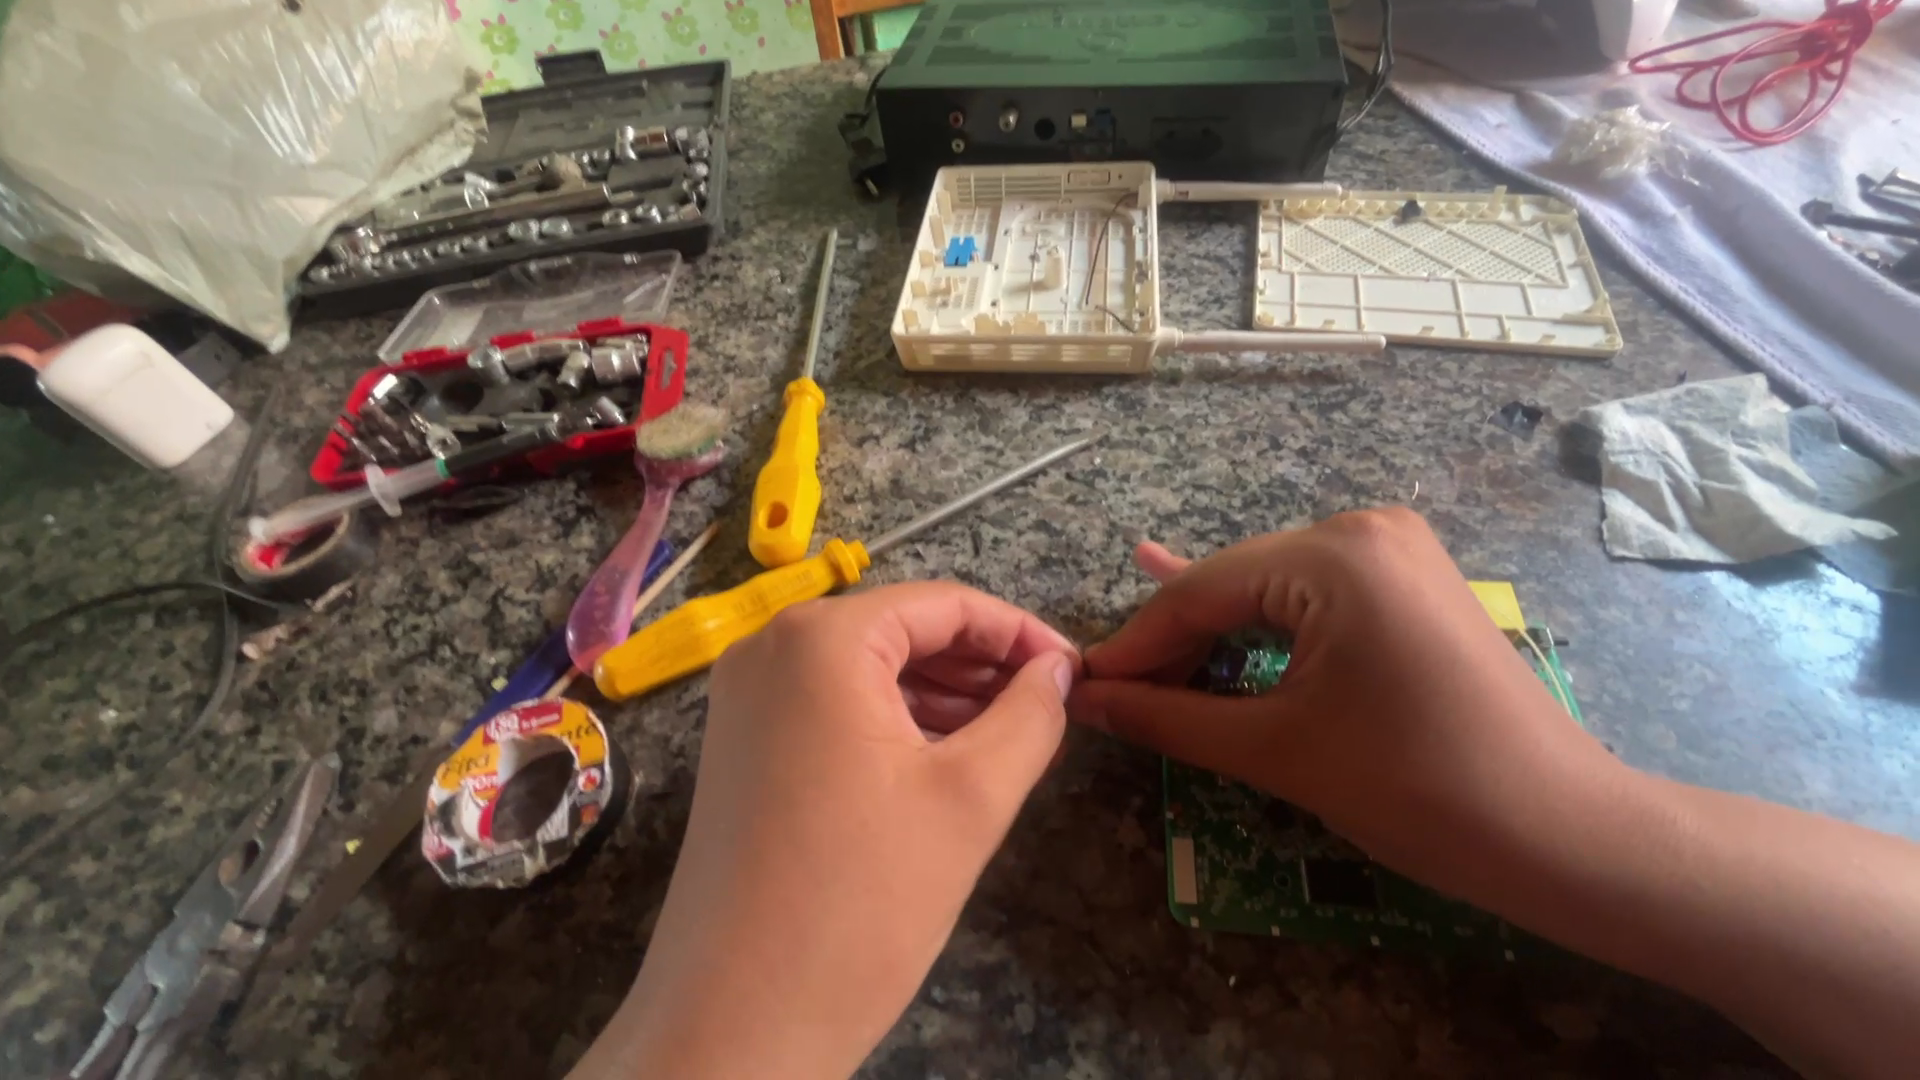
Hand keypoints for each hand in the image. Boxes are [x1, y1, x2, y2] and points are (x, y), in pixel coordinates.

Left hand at [572, 582, 1077, 1079]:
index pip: (942, 605)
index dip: (1016, 631)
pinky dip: (895, 720)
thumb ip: (1030, 716)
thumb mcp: (969, 799)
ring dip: (942, 693)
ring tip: (1009, 732)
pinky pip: (834, 705)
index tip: (1071, 668)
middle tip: (1046, 705)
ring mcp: (747, 696)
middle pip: (902, 631)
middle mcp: (771, 647)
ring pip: (869, 668)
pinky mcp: (742, 742)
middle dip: (980, 664)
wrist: (733, 1027)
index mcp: (821, 639)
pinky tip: (944, 754)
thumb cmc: (860, 902)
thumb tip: (1057, 668)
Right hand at [1073, 508, 1626, 891]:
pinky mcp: (1403, 580)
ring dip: (1211, 632)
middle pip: (1231, 585)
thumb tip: (1086, 701)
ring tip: (1150, 665)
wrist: (1565, 836)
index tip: (1086, 684)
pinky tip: (1210, 617)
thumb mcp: (1274, 749)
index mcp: (1333, 555)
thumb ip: (1166, 717)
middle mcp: (1361, 529)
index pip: (1200, 593)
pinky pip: (1307, 596)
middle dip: (1172, 641)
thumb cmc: (1416, 789)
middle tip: (1118, 689)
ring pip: (1264, 589)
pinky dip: (1261, 622)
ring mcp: (1390, 549)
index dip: (1135, 644)